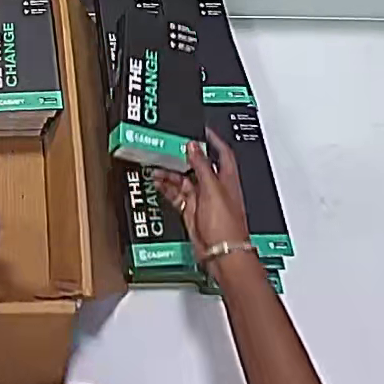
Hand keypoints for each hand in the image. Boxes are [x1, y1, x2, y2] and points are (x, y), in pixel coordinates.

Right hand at [151, 128, 249, 255]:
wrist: (221, 254)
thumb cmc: (226, 225)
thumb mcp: (212, 189)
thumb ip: (201, 166)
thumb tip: (194, 146)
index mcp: (226, 178)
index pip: (222, 152)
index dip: (213, 140)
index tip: (202, 130)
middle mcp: (215, 187)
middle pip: (199, 165)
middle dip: (184, 157)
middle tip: (169, 147)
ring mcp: (203, 199)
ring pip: (184, 180)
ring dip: (171, 172)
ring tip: (157, 165)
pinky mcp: (192, 211)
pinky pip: (177, 195)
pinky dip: (167, 188)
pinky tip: (158, 182)